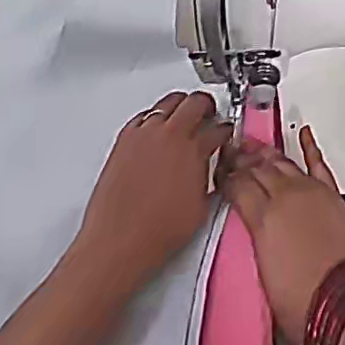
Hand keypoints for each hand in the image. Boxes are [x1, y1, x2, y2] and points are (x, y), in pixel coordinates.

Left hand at [72, 92, 232, 286]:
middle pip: (196, 102)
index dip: (225, 130)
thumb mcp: (200, 208)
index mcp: (194, 150)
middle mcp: (170, 135)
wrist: (118, 242)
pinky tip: (156, 127)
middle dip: (207, 106)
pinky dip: (154, 117)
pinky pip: (143, 116)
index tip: (225, 133)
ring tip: (184, 115)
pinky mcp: (124, 139)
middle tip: (209, 114)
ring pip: (169, 102)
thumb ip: (209, 178)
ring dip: (181, 106)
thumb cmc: (155, 232)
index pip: (218, 128)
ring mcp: (145, 134)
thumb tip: (211, 170)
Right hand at [220, 127, 344, 337]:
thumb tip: (249, 217)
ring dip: (268, 153)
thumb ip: (252, 230)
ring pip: (284, 162)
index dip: (228, 176)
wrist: (334, 304)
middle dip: (243, 159)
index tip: (222, 171)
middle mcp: (285, 197)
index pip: (239, 184)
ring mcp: (309, 192)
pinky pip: (318, 164)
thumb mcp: (259, 264)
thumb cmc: (298, 297)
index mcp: (263, 216)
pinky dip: (310, 147)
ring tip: (256, 145)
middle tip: (234, 153)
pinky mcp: (330, 195)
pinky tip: (304, 135)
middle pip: (259, 168)